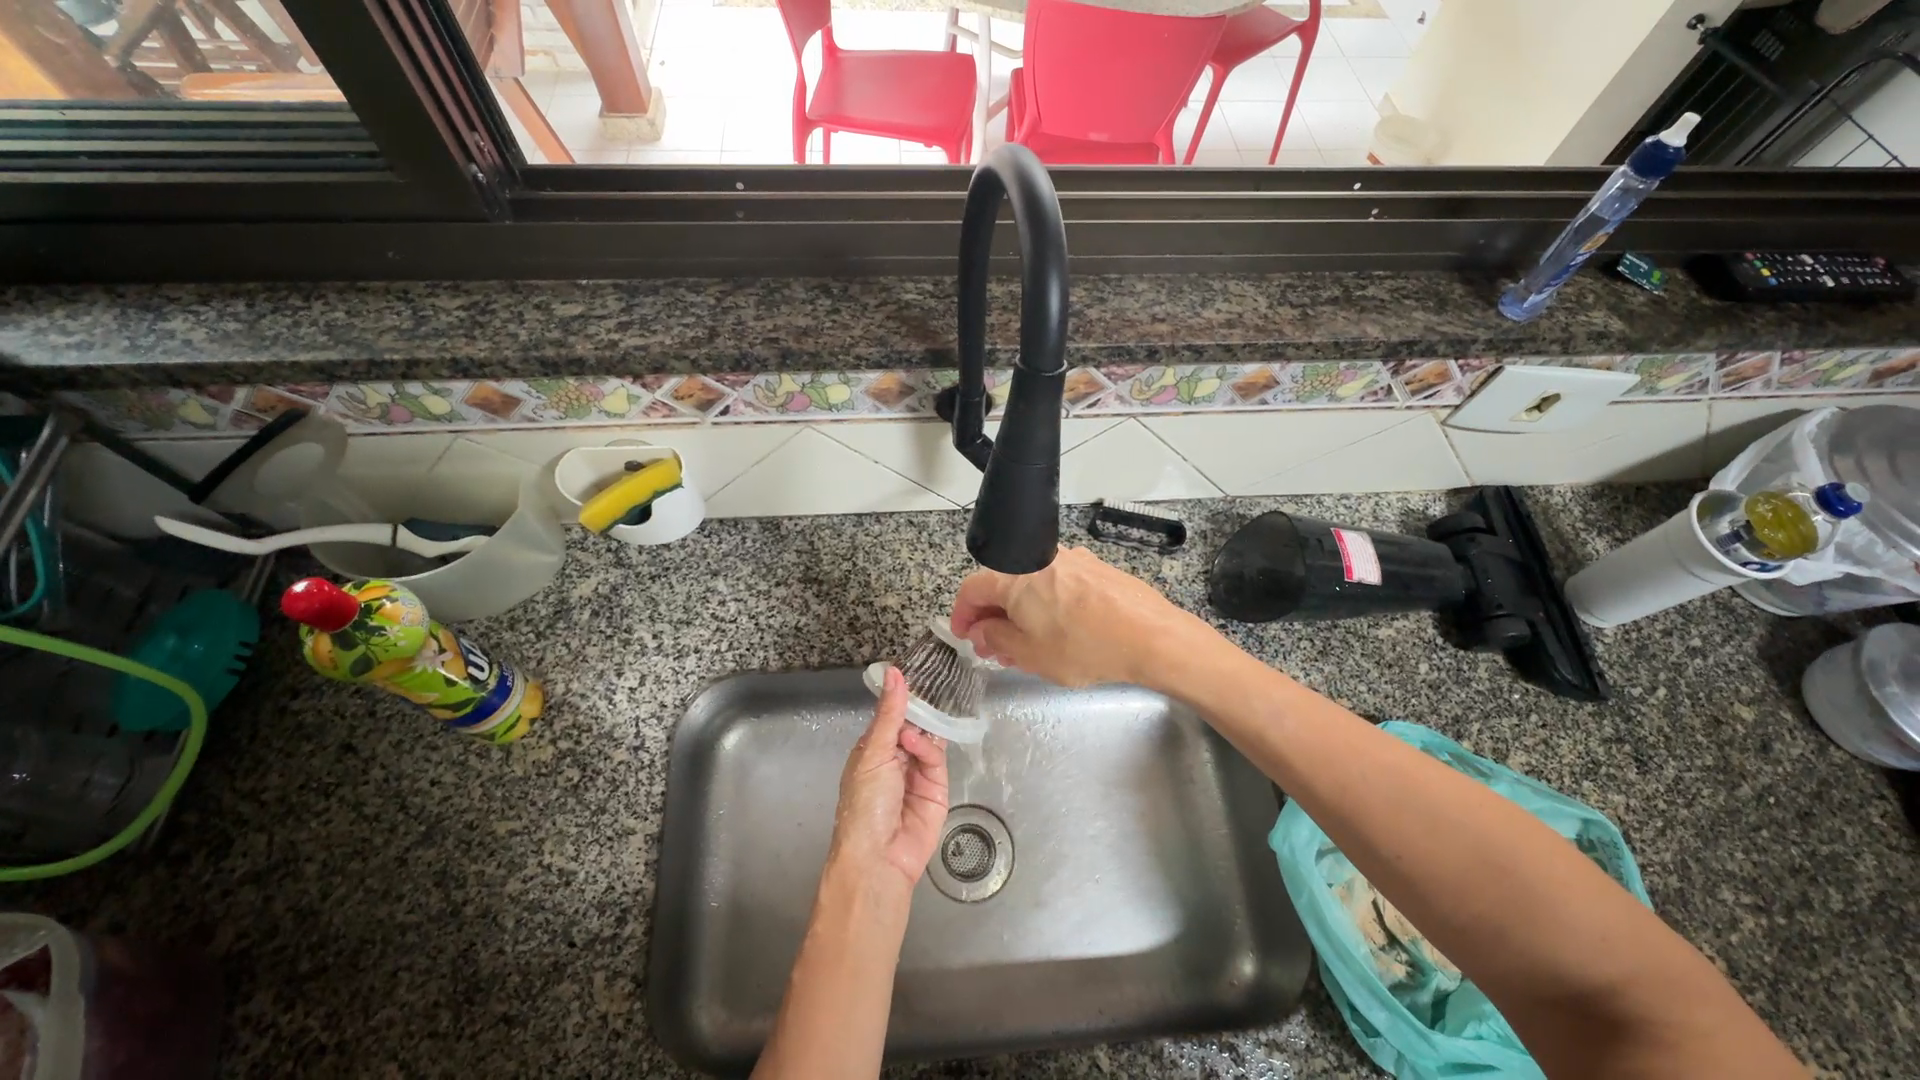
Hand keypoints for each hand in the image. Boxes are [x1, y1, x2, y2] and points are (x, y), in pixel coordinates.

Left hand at [827, 666, 949, 886]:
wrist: (880, 857)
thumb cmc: (864, 804)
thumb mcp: (873, 752)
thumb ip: (889, 714)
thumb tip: (894, 673)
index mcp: (872, 751)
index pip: (890, 716)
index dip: (900, 697)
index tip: (912, 671)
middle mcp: (894, 760)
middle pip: (912, 725)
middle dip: (919, 710)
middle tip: (928, 687)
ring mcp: (916, 773)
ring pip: (927, 739)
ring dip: (922, 730)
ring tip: (914, 730)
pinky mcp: (937, 787)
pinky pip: (937, 758)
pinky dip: (929, 749)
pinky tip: (918, 746)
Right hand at [950, 546, 1206, 688]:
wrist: (1151, 636)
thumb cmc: (1087, 647)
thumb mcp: (1030, 654)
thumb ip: (996, 639)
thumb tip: (981, 631)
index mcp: (1015, 578)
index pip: (972, 588)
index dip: (962, 614)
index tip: (964, 635)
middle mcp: (1040, 561)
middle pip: (1002, 584)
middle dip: (992, 617)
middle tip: (993, 646)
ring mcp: (1072, 560)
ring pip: (1032, 585)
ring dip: (1021, 612)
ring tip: (1026, 644)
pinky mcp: (1096, 569)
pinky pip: (1058, 584)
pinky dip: (1047, 605)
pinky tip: (1058, 631)